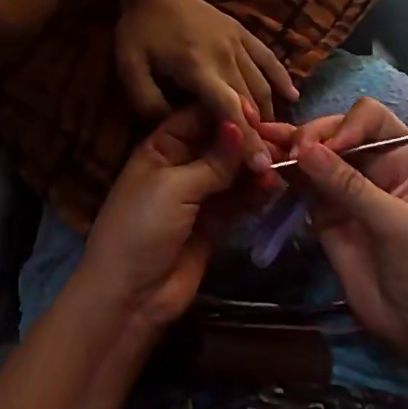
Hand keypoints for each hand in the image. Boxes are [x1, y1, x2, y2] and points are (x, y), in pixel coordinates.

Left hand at [77, 106, 279, 326]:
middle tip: (277, 142)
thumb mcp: (174, 187)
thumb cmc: (141, 228)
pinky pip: (238, 200)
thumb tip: (242, 126)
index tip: (257, 111)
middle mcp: (179, 165)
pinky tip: (272, 187)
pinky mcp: (213, 223)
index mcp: (159, 148)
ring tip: (278, 167)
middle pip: (219, 143)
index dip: (225, 112)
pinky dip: (255, 193)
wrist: (129, 297)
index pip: (197, 117)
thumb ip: (213, 160)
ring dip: (254, 168)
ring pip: (232, 172)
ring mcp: (198, 195)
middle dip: (246, 142)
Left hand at [114, 0, 297, 157]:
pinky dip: (282, 78)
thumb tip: (172, 126)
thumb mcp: (129, 68)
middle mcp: (225, 56)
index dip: (246, 138)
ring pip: (263, 84)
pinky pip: (269, 58)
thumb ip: (147, 101)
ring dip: (270, 113)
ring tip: (273, 140)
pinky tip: (293, 97)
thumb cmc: (139, 32)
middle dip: (262, 136)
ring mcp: (238, 42)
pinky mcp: (243, 34)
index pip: (228, 108)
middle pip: (251, 101)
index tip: (261, 165)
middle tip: (270, 166)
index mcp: (197, 67)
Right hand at [287, 98, 407, 355]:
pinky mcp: (324, 214)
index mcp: (403, 158)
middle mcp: (372, 166)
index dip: (345, 125)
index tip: (328, 149)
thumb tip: (306, 151)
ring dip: (287, 150)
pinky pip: (300, 186)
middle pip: (334, 131)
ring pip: (312, 156)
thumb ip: (351, 188)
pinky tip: (263, 168)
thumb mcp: (399, 226)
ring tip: (260, 146)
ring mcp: (345, 190)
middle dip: (310, 136)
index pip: (370, 118)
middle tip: (291, 155)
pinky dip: (282, 176)